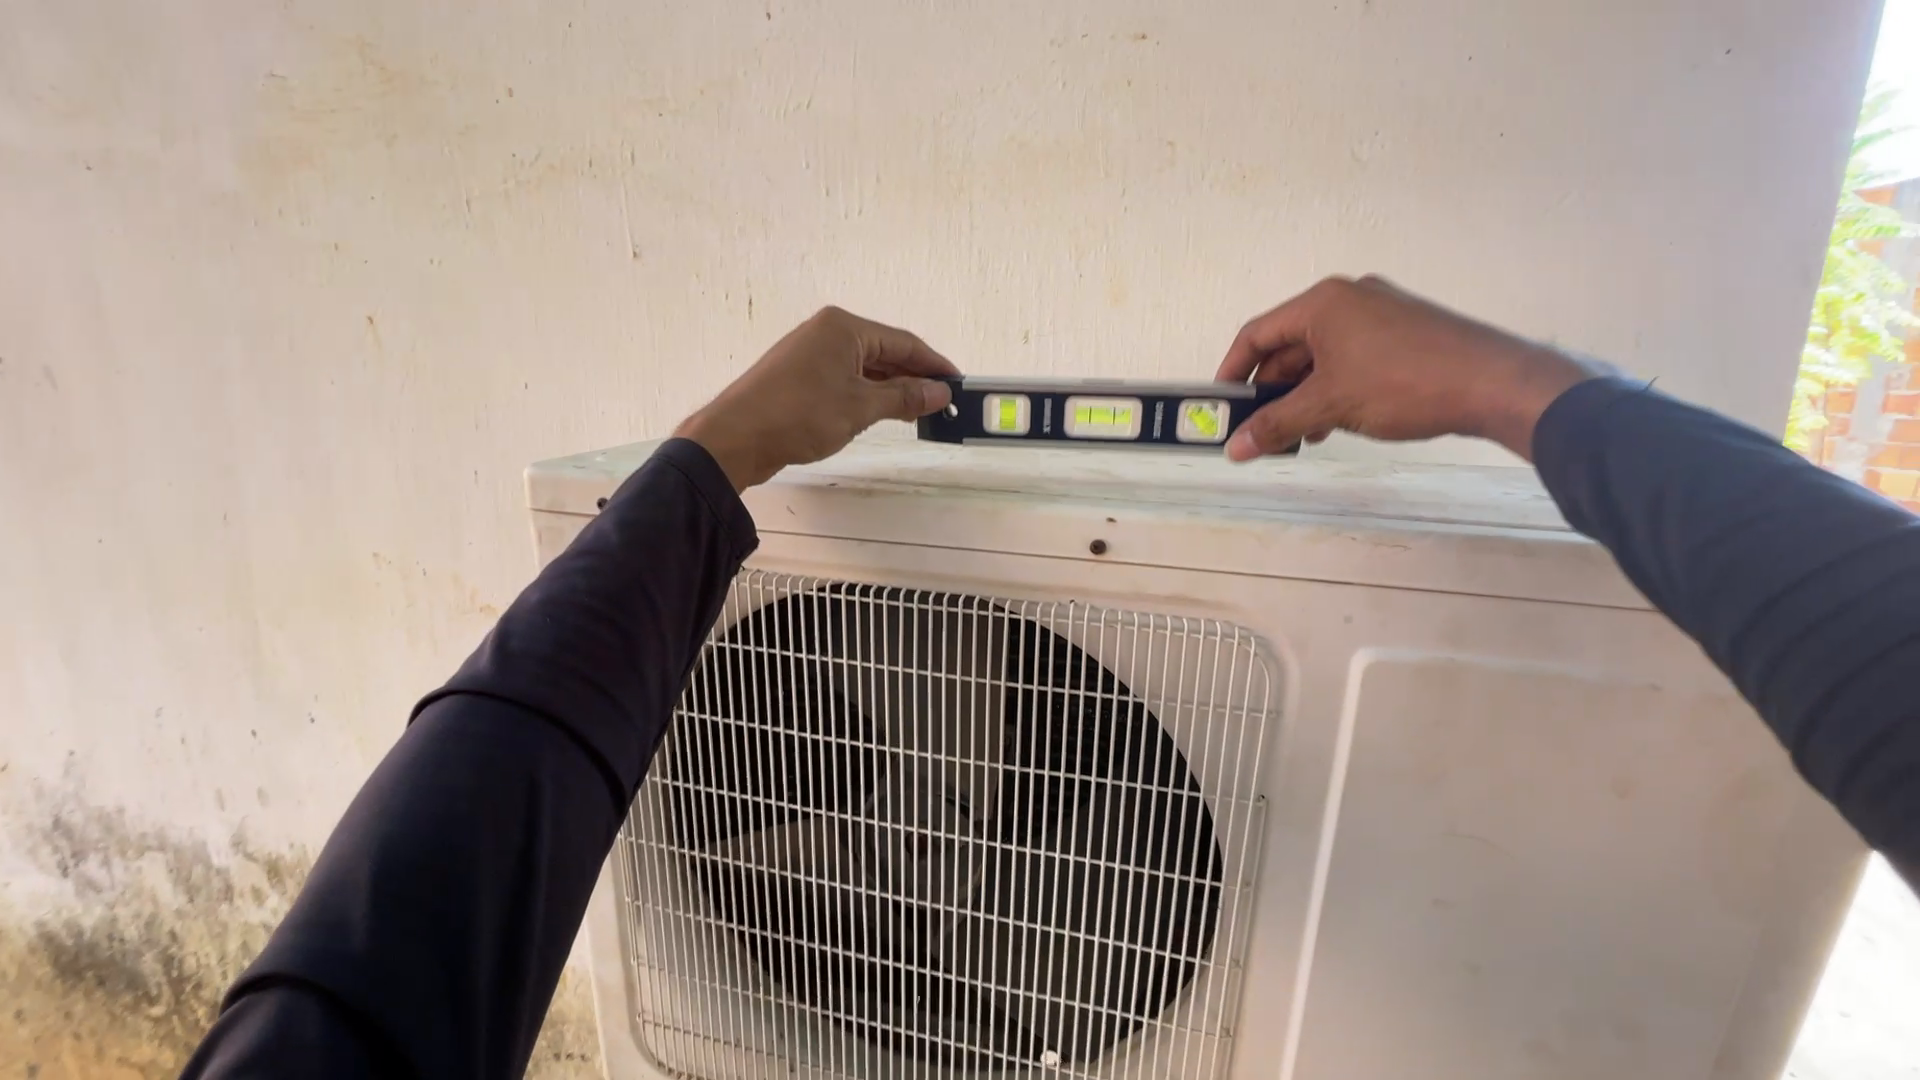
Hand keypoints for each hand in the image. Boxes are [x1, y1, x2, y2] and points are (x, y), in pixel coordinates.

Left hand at [675, 306, 958, 490]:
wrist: (736, 438)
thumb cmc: (801, 415)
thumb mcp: (860, 407)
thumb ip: (904, 397)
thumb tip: (941, 392)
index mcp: (844, 327)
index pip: (903, 342)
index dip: (934, 364)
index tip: (959, 385)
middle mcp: (828, 332)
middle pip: (884, 352)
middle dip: (914, 378)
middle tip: (943, 404)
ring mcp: (811, 354)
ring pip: (864, 368)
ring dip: (892, 389)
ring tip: (919, 413)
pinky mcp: (800, 377)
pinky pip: (846, 380)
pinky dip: (868, 395)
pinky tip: (883, 412)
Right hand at [1217, 276, 1602, 461]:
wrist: (1498, 384)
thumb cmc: (1404, 383)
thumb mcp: (1329, 405)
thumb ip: (1276, 424)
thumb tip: (1235, 449)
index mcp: (1323, 303)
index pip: (1256, 334)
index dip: (1232, 371)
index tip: (1220, 405)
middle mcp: (1349, 300)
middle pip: (1288, 348)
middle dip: (1271, 392)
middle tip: (1261, 429)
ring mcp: (1380, 314)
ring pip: (1320, 358)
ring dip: (1302, 397)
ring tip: (1300, 435)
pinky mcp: (1404, 334)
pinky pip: (1349, 360)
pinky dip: (1332, 390)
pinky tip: (1334, 422)